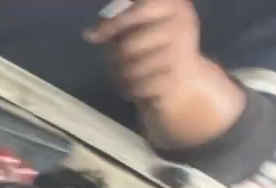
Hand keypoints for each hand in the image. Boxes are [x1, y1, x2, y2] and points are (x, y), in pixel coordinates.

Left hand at [87, 0, 245, 148]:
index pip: (144, 4)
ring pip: (129, 63)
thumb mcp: (135, 40)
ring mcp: (180, 48)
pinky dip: (130, 90)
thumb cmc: (152, 61)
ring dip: (121, 75)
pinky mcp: (176, 74)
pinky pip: (138, 83)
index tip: (91, 36)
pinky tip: (139, 90)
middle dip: (116, 55)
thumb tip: (90, 30)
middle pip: (130, 38)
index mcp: (172, 8)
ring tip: (131, 77)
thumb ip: (118, 29)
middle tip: (117, 63)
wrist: (185, 89)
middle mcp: (181, 22)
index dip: (117, 20)